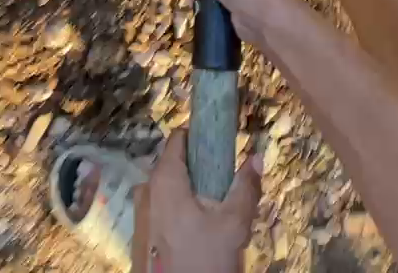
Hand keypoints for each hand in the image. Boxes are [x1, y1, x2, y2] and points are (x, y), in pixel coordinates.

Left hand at [132, 129, 261, 272]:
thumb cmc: (202, 262)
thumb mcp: (233, 226)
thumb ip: (245, 188)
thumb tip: (256, 156)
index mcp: (163, 178)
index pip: (179, 137)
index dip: (202, 137)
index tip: (223, 146)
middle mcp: (146, 189)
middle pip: (176, 164)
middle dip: (202, 171)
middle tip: (226, 188)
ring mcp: (141, 213)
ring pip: (171, 190)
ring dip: (193, 195)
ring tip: (217, 215)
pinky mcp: (141, 236)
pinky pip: (164, 211)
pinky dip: (181, 213)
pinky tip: (200, 234)